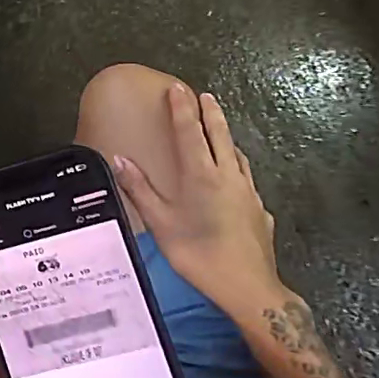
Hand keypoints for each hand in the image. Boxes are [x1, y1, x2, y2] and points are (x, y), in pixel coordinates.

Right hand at [108, 83, 287, 320]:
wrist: (248, 289)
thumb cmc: (198, 254)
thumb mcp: (160, 222)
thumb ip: (139, 188)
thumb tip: (119, 159)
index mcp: (201, 176)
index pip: (190, 132)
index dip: (182, 108)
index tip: (178, 88)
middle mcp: (228, 178)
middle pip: (220, 136)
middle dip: (211, 113)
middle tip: (204, 95)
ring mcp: (248, 193)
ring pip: (236, 155)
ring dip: (226, 136)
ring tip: (218, 128)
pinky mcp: (259, 211)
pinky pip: (245, 177)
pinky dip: (235, 164)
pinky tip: (231, 175)